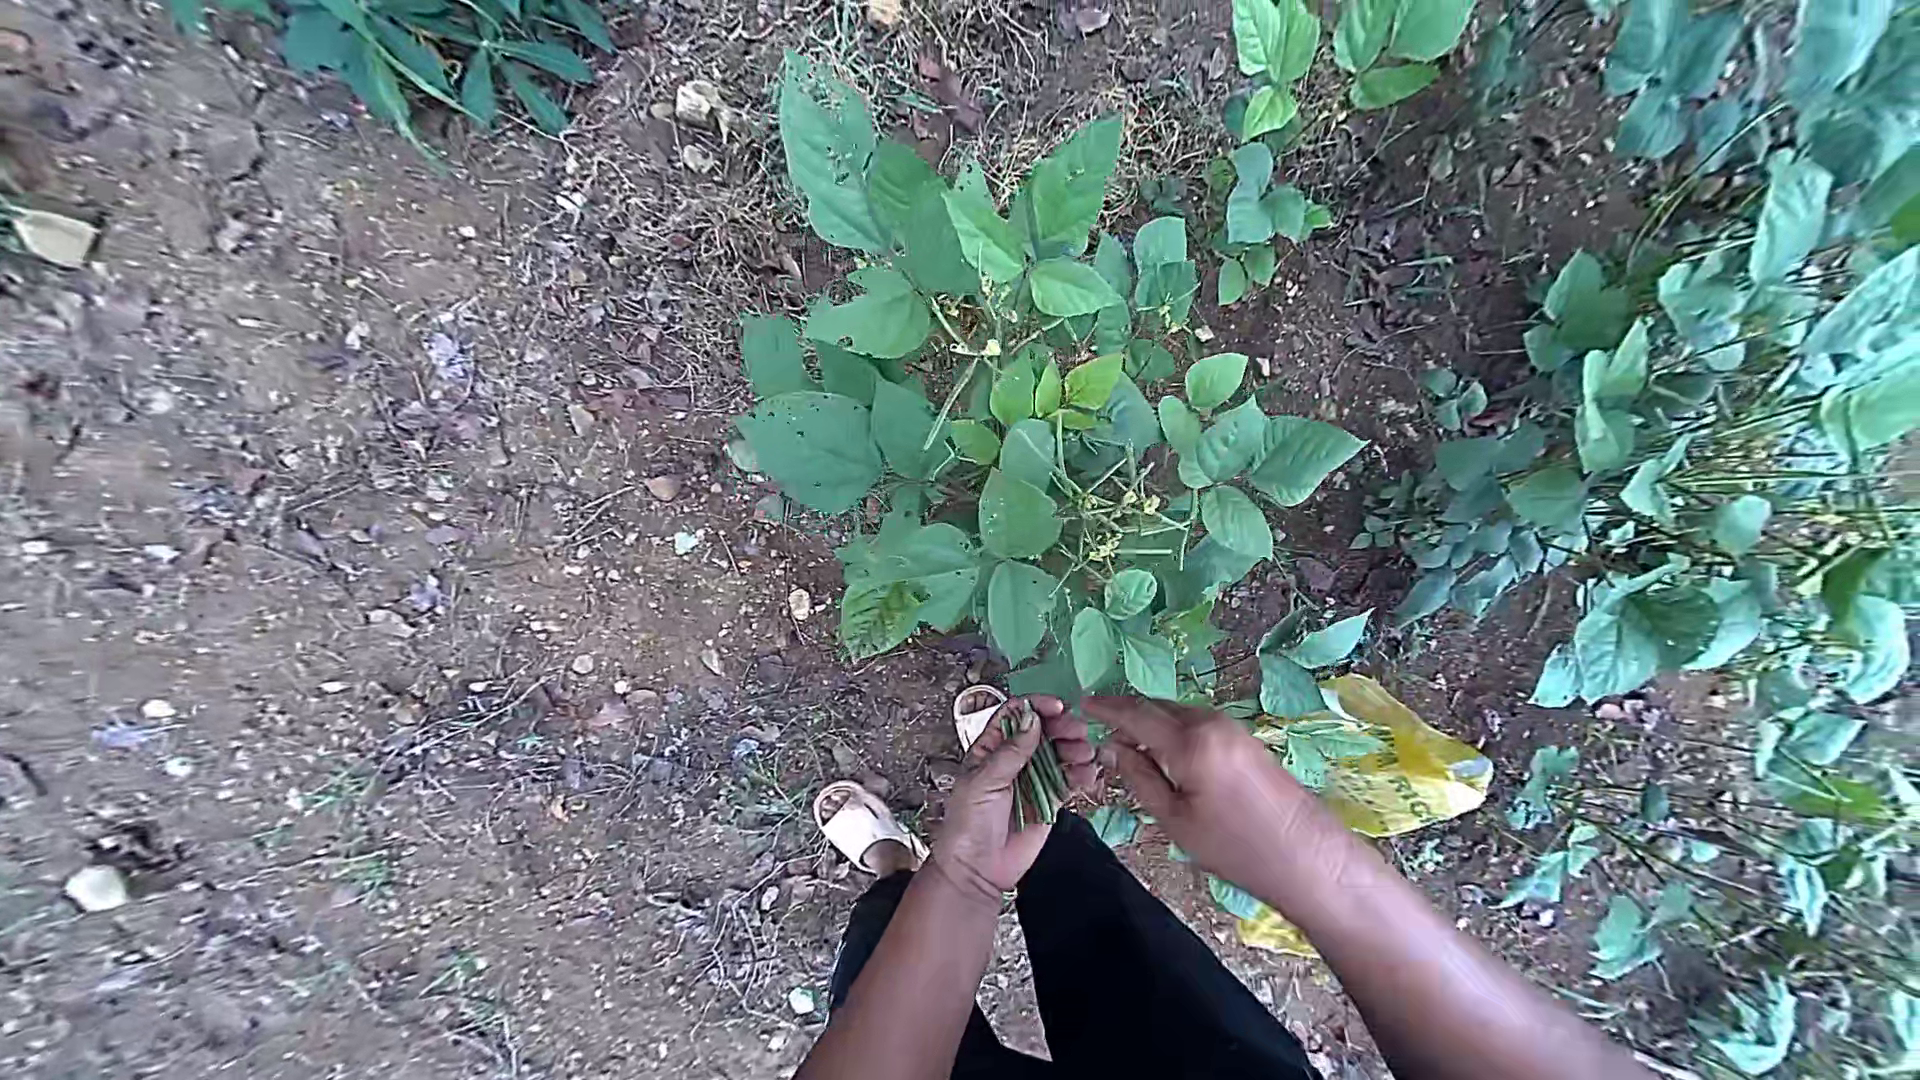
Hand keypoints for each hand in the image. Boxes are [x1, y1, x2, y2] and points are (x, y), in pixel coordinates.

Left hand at [929, 695, 1097, 906]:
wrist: (977, 869)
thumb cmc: (969, 822)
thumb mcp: (984, 781)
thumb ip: (1011, 751)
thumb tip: (1032, 718)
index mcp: (992, 747)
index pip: (1015, 715)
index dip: (1036, 706)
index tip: (1057, 706)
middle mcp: (1015, 757)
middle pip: (1043, 730)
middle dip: (1062, 726)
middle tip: (1077, 730)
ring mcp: (1034, 777)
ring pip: (1059, 752)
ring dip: (1075, 748)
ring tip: (1085, 754)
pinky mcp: (1050, 798)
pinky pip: (1069, 779)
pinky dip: (1081, 773)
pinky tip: (1088, 773)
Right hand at [1083, 696, 1352, 892]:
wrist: (1312, 859)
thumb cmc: (1237, 848)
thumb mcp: (1176, 820)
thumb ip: (1139, 776)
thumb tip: (1114, 746)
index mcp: (1190, 741)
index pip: (1136, 713)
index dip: (1106, 707)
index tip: (1083, 703)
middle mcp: (1209, 722)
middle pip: (1155, 706)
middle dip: (1126, 713)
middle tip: (1102, 729)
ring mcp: (1230, 725)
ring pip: (1175, 712)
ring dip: (1149, 720)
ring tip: (1129, 743)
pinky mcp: (1242, 735)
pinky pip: (1194, 721)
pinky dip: (1171, 727)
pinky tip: (1164, 749)